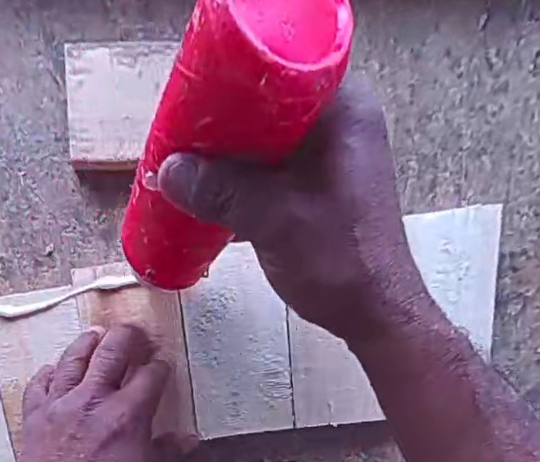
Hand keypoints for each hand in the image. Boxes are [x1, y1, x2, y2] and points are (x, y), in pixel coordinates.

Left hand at [10, 325, 192, 461]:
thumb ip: (170, 454)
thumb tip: (187, 441)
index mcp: (127, 416)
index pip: (150, 374)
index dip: (160, 367)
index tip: (161, 367)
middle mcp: (92, 402)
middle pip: (113, 349)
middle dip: (129, 337)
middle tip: (134, 336)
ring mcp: (59, 407)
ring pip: (74, 358)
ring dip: (89, 343)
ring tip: (96, 336)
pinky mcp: (35, 418)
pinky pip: (40, 383)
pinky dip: (51, 372)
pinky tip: (57, 369)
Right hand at [151, 77, 444, 348]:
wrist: (372, 311)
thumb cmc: (340, 262)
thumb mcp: (275, 221)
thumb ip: (223, 192)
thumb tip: (167, 171)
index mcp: (342, 110)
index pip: (279, 73)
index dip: (231, 87)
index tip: (191, 106)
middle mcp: (339, 123)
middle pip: (267, 109)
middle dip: (221, 129)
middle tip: (180, 141)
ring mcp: (328, 158)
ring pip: (265, 145)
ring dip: (227, 160)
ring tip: (185, 169)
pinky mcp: (316, 189)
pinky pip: (270, 173)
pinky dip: (241, 183)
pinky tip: (210, 197)